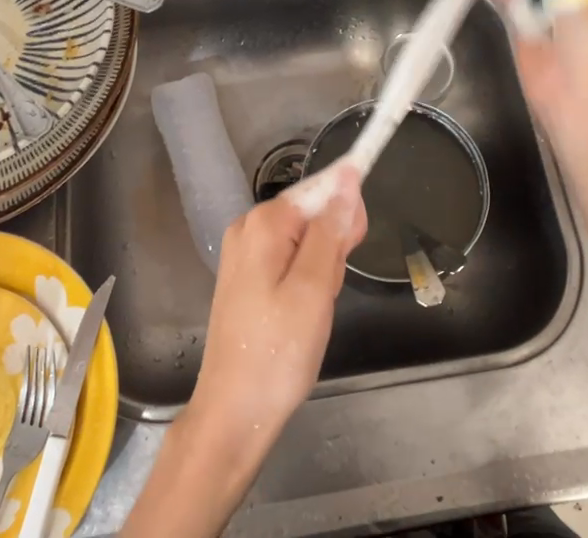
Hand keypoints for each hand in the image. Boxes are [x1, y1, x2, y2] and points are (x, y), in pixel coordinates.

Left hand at [184, 162, 367, 452]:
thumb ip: (331, 229)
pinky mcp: (247, 279)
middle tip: (323, 294)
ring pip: (306, 243)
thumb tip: (346, 177)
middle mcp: (249, 229)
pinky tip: (301, 317)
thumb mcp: (314, 287)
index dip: (345, 216)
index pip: (321, 189)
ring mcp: (245, 255)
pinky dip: (306, 285)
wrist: (236, 410)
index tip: (352, 250)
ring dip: (321, 273)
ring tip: (311, 312)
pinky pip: (291, 264)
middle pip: (313, 216)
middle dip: (332, 250)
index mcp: (263, 223)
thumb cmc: (278, 351)